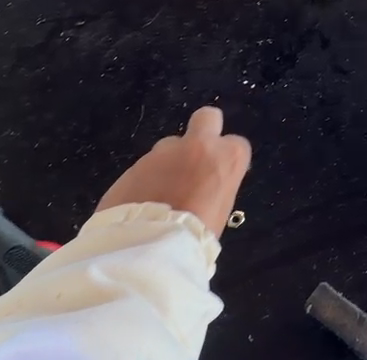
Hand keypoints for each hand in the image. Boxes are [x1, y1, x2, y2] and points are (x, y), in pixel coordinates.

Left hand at [97, 106, 251, 236]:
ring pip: (167, 149)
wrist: (149, 247)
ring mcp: (162, 154)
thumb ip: (214, 184)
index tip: (216, 177)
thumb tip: (203, 186)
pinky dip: (143, 182)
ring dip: (166, 164)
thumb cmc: (197, 232)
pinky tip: (138, 206)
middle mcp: (198, 145)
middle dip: (201, 132)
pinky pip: (142, 170)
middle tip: (192, 158)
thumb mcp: (220, 207)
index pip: (235, 144)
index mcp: (228, 155)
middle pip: (206, 118)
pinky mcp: (132, 168)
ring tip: (157, 195)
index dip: (225, 159)